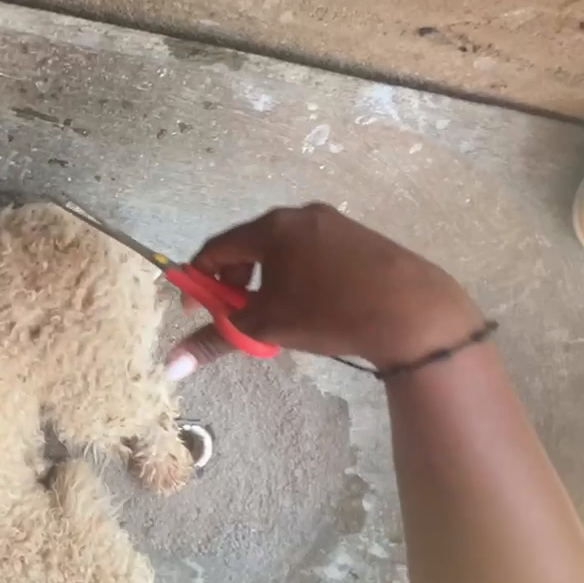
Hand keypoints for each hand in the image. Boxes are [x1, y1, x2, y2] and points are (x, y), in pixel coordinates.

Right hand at [166, 203, 481, 376]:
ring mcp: (331, 222)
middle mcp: (298, 215)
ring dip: (260, 280)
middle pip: (245, 246)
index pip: (214, 250)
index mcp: (271, 228)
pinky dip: (290, 274)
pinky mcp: (356, 236)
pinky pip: (306, 251)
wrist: (414, 312)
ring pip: (277, 250)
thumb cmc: (329, 313)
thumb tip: (169, 367)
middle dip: (230, 282)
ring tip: (269, 311)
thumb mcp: (263, 328)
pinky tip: (304, 303)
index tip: (197, 311)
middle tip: (232, 313)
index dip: (198, 282)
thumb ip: (212, 341)